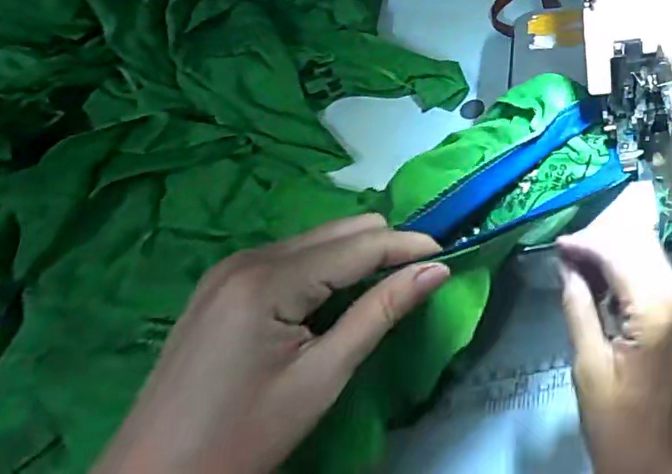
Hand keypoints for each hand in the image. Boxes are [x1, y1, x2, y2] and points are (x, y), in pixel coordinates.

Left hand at [95, 214, 450, 473]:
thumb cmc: (238, 441)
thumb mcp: (320, 379)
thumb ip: (381, 313)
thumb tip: (437, 269)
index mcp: (269, 279)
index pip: (361, 243)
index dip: (410, 246)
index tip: (449, 256)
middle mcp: (249, 257)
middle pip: (343, 229)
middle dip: (386, 247)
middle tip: (417, 278)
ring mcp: (230, 268)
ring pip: (320, 237)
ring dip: (357, 256)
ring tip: (382, 289)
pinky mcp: (221, 283)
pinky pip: (294, 254)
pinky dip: (326, 267)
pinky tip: (333, 299)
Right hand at [557, 182, 671, 473]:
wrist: (665, 463)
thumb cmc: (622, 425)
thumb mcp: (589, 368)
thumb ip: (579, 308)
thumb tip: (568, 268)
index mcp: (656, 306)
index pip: (620, 252)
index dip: (587, 242)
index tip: (558, 243)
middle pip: (639, 244)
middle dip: (603, 239)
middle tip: (567, 250)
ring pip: (648, 253)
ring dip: (616, 250)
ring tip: (579, 260)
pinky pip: (655, 272)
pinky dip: (629, 267)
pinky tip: (603, 278)